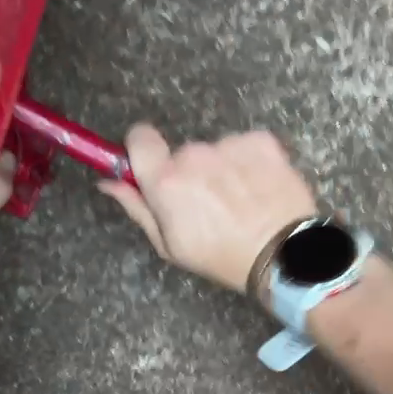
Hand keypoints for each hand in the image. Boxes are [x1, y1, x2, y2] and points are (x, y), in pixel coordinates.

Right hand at [97, 123, 318, 293]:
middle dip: (189, 173)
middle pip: (182, 153)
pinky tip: (257, 191)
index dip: (142, 149)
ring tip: (238, 203)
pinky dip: (249, 164)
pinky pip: (244, 146)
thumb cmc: (221, 256)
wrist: (283, 254)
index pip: (138, 137)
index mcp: (165, 181)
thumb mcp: (170, 244)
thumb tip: (108, 182)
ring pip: (215, 151)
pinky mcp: (261, 141)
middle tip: (207, 205)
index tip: (151, 165)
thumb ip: (137, 207)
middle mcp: (194, 155)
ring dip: (221, 170)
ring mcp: (230, 145)